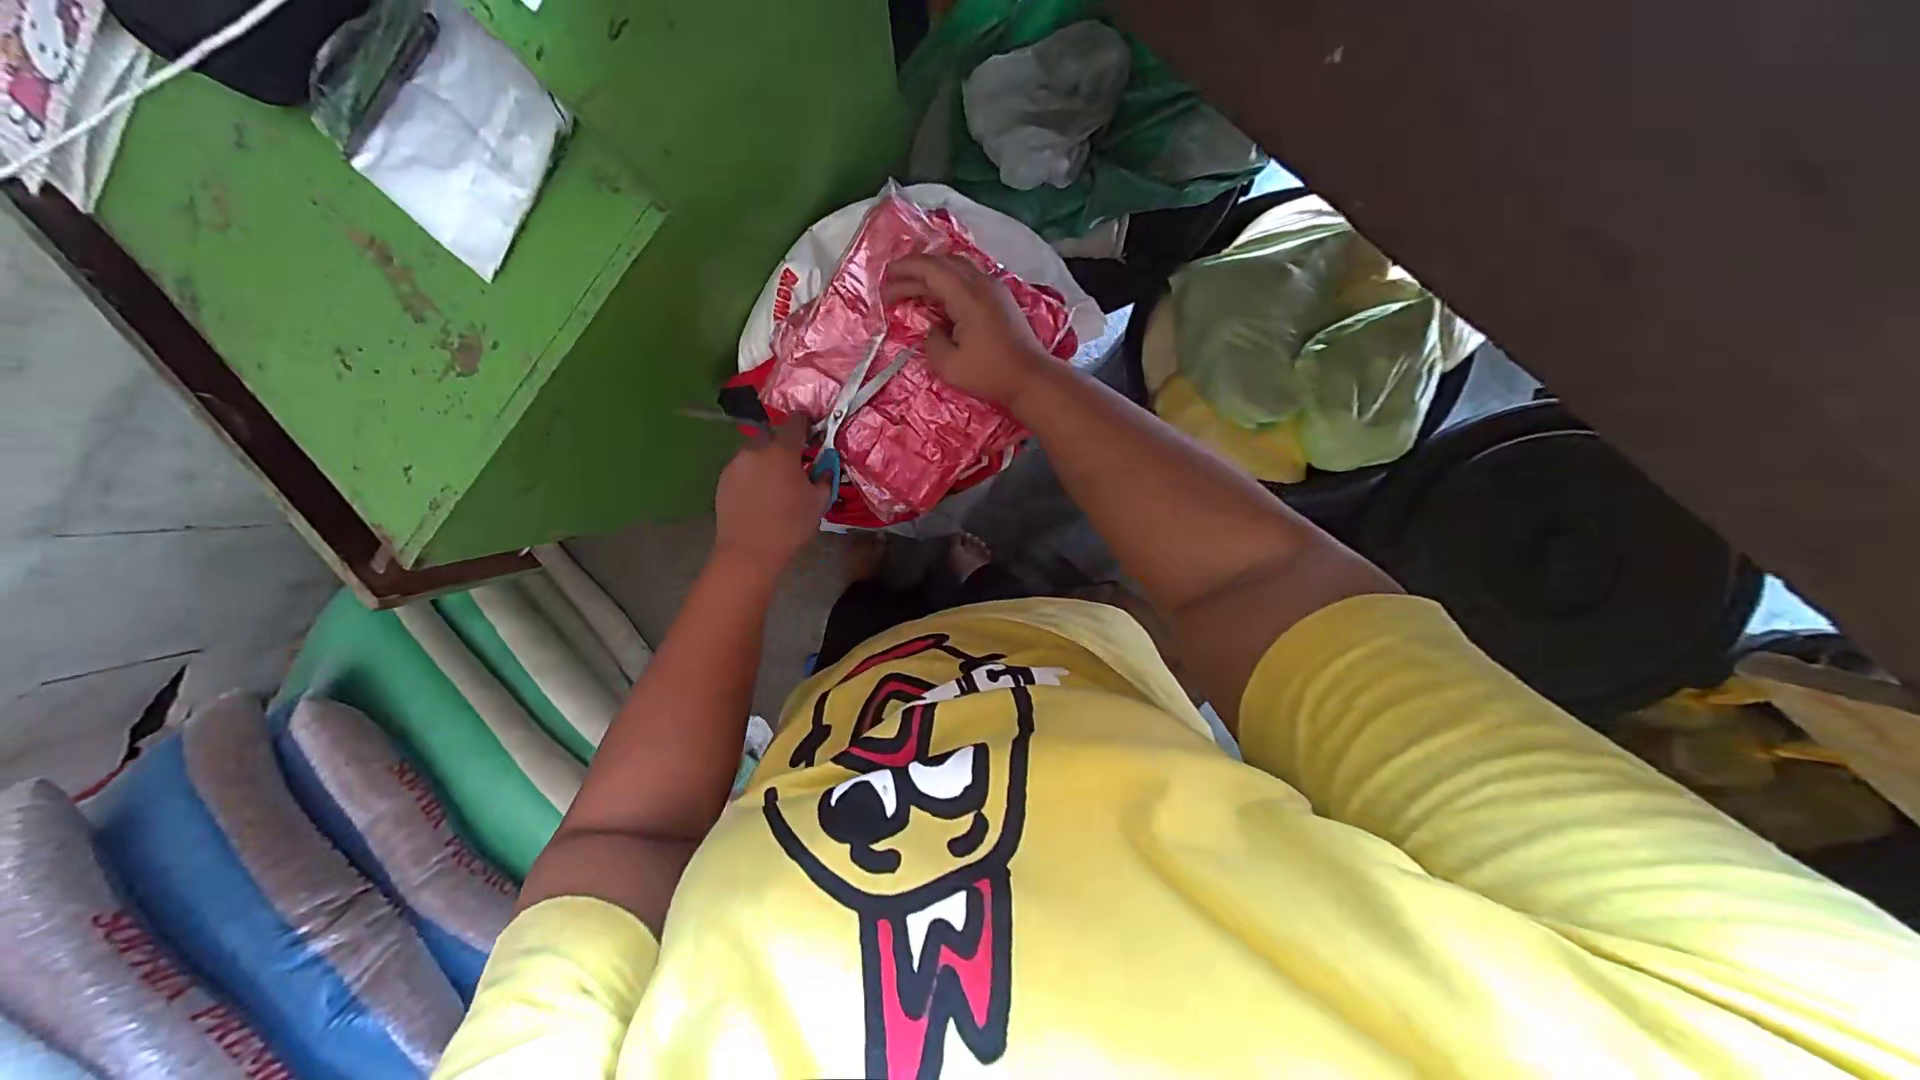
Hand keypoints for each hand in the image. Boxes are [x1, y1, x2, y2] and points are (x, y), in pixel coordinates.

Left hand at [713, 417, 830, 569]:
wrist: (749, 552)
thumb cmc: (789, 526)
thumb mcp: (818, 502)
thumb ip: (824, 477)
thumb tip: (823, 468)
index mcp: (782, 450)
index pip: (795, 421)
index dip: (806, 423)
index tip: (813, 433)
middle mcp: (755, 450)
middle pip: (772, 437)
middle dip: (785, 447)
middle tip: (796, 466)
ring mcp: (735, 464)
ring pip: (756, 453)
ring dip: (767, 461)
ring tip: (776, 485)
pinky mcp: (723, 479)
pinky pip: (743, 469)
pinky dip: (753, 475)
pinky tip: (760, 496)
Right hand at [884, 255, 1054, 409]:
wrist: (1031, 378)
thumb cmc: (990, 374)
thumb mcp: (948, 365)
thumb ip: (931, 342)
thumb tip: (932, 329)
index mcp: (967, 295)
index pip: (929, 268)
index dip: (903, 272)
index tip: (884, 282)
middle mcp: (981, 282)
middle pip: (942, 263)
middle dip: (914, 271)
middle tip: (892, 285)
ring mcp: (994, 288)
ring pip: (956, 268)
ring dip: (931, 275)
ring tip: (911, 289)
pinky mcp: (1000, 298)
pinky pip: (968, 278)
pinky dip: (947, 283)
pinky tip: (938, 299)